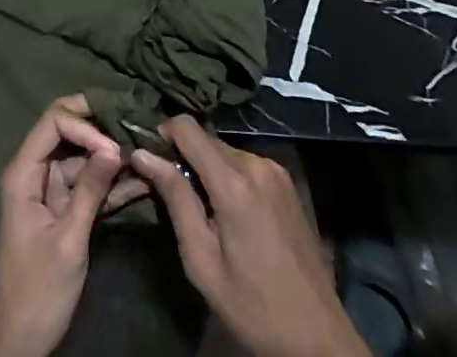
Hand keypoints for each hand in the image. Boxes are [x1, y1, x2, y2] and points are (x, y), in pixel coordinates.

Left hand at [0, 95, 148, 356]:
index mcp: (23, 175)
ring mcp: (51, 188)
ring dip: (113, 154)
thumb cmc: (39, 290)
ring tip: (148, 149)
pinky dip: (113, 180)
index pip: (53, 123)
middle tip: (135, 126)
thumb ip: (91, 190)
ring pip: (84, 155)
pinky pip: (90, 182)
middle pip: (66, 130)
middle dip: (100, 126)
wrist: (24, 339)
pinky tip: (142, 176)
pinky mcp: (66, 206)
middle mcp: (35, 173)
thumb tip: (115, 146)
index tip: (114, 146)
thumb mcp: (68, 240)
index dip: (84, 125)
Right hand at [132, 117, 368, 356]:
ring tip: (198, 208)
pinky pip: (246, 165)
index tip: (149, 159)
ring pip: (226, 152)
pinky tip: (226, 211)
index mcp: (234, 181)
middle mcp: (257, 163)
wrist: (313, 330)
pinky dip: (228, 176)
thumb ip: (175, 199)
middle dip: (182, 156)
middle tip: (167, 192)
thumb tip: (143, 156)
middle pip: (207, 139)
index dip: (164, 134)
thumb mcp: (201, 258)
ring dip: (206, 169)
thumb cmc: (250, 302)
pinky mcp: (286, 181)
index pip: (188, 127)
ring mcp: (276, 170)